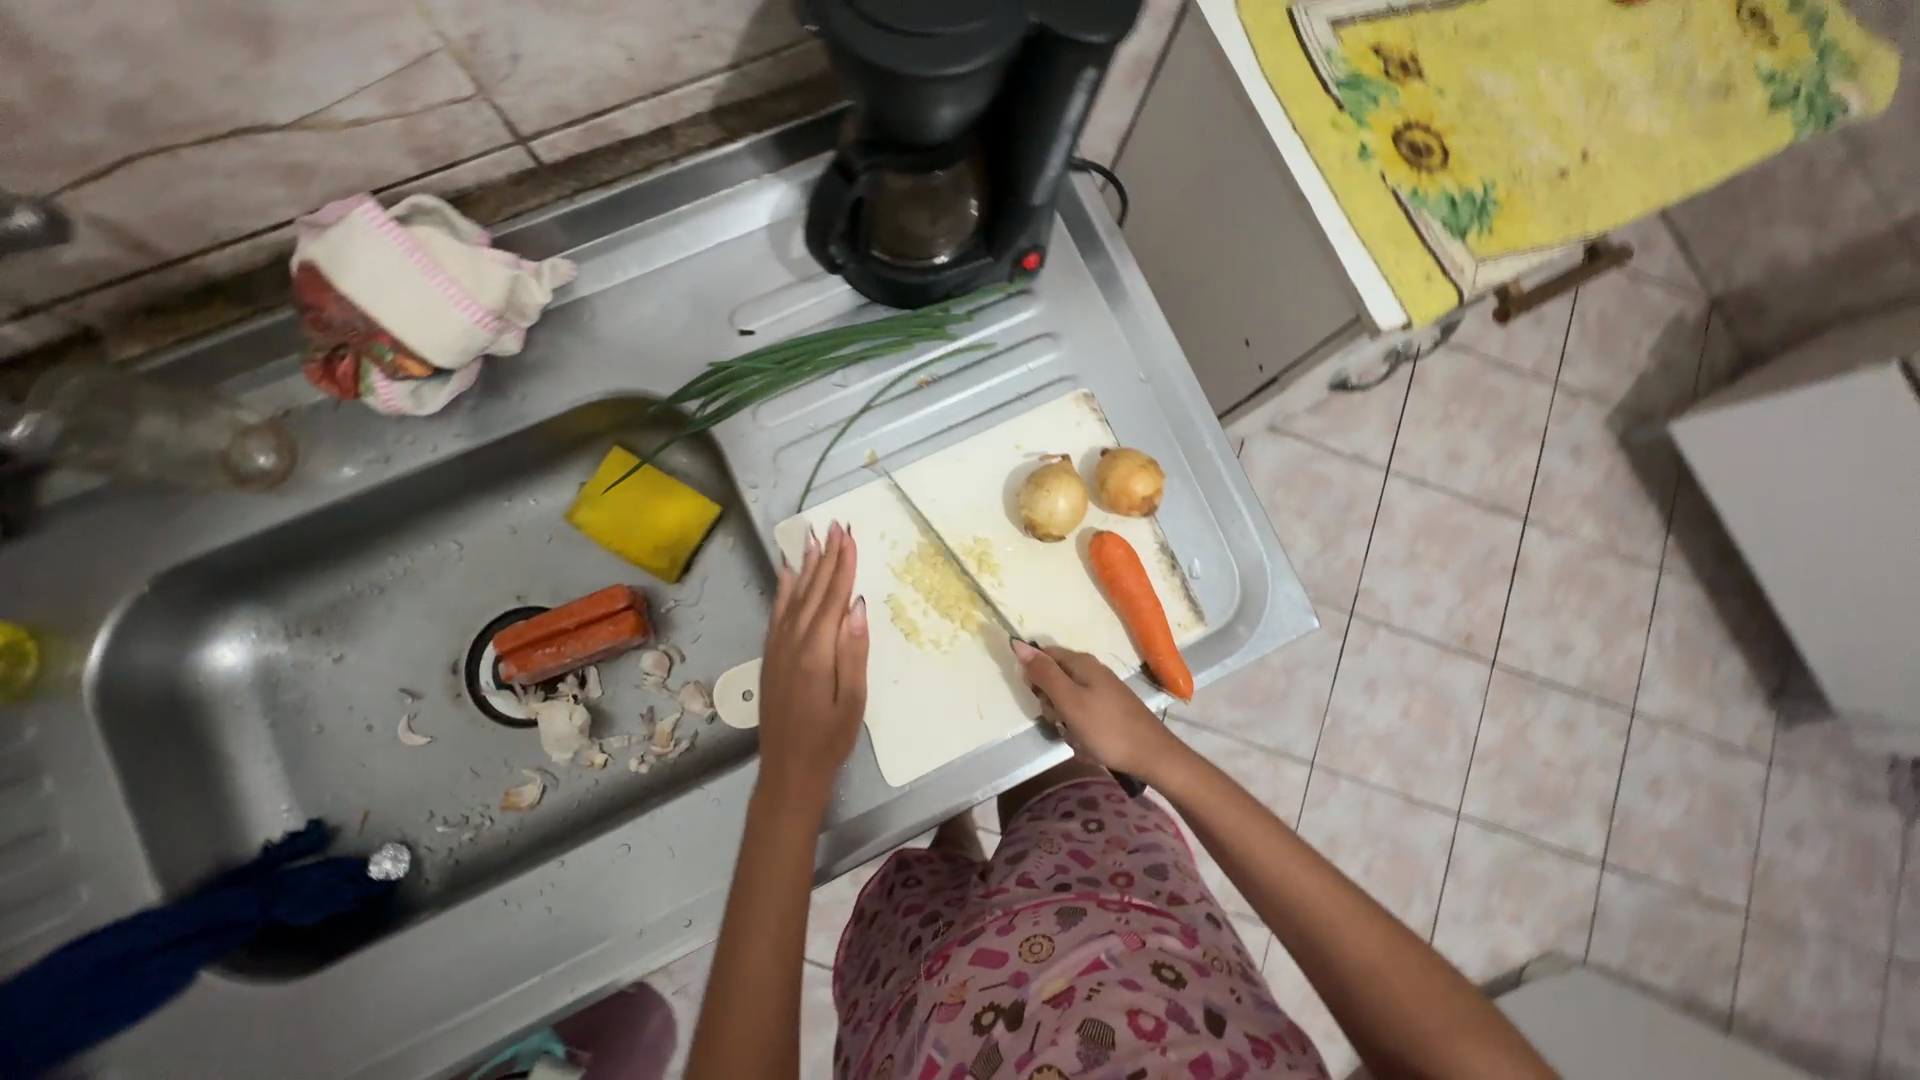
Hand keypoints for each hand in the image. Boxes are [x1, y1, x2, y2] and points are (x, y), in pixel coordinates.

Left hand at [758, 522, 868, 804]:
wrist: (789, 770)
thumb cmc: (830, 739)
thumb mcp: (853, 700)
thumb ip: (854, 652)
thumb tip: (857, 606)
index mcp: (817, 652)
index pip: (833, 598)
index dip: (842, 566)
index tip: (848, 536)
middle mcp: (793, 642)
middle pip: (812, 590)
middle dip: (825, 557)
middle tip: (834, 526)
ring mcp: (778, 648)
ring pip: (793, 597)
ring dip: (805, 566)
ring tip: (811, 537)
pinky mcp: (771, 656)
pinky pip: (777, 614)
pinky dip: (783, 590)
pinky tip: (787, 574)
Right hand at [1011, 641, 1185, 781]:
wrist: (1152, 756)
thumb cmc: (1106, 728)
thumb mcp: (1069, 700)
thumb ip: (1044, 673)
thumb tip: (1018, 644)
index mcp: (1081, 663)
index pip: (1043, 656)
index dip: (1034, 676)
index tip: (1040, 698)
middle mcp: (1091, 672)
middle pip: (1053, 682)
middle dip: (1052, 706)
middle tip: (1063, 720)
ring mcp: (1101, 693)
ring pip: (1066, 705)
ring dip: (1066, 725)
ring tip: (1079, 737)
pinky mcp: (1108, 712)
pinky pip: (1081, 719)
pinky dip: (1081, 733)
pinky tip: (1090, 746)